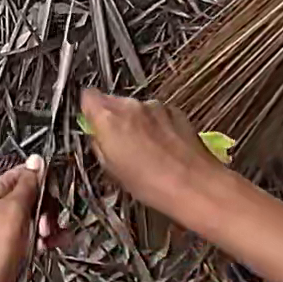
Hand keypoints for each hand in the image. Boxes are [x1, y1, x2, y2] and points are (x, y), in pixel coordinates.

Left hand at [0, 156, 56, 281]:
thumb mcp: (14, 207)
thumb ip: (28, 183)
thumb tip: (36, 160)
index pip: (24, 173)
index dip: (42, 180)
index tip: (56, 188)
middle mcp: (1, 207)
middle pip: (35, 195)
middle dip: (48, 205)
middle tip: (48, 218)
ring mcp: (10, 228)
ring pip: (40, 216)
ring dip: (51, 224)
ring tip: (49, 235)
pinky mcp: (19, 246)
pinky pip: (40, 236)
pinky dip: (50, 239)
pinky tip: (53, 245)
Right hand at [79, 88, 231, 223]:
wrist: (195, 185)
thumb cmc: (149, 183)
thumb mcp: (110, 169)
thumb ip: (98, 144)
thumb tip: (96, 135)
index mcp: (108, 118)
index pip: (87, 96)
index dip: (88, 109)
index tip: (91, 123)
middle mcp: (130, 105)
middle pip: (111, 101)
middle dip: (111, 118)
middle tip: (116, 143)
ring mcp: (155, 107)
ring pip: (134, 108)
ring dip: (134, 122)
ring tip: (142, 149)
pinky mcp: (175, 112)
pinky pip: (155, 114)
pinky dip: (154, 125)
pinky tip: (161, 147)